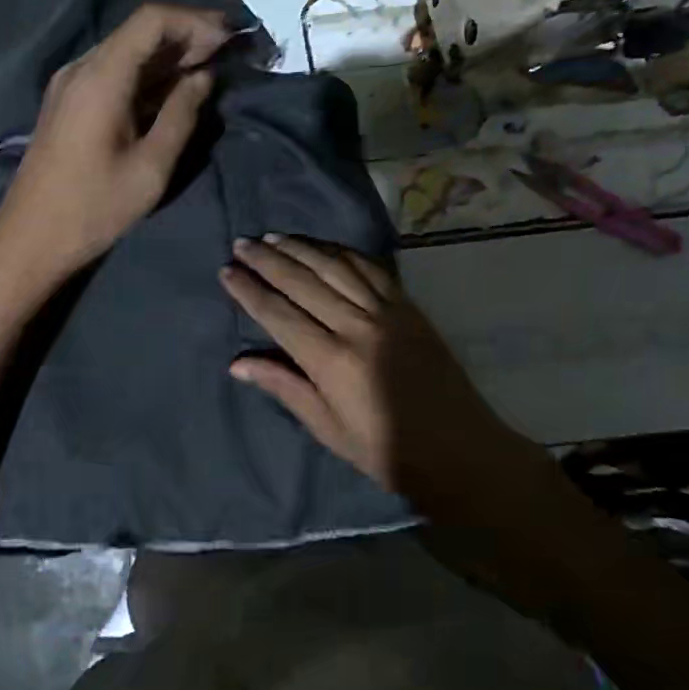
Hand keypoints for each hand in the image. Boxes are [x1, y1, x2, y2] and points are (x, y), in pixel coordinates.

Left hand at [0, 4, 230, 275]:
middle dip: (187, 35)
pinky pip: (115, 73)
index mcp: (101, 77)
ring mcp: (71, 84)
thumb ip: (182, 114)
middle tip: (228, 51)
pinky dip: (148, 74)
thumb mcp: (151, 166)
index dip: (195, 21)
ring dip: (169, 55)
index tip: (229, 38)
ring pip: (128, 51)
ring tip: (210, 67)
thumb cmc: (93, 207)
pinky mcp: (70, 102)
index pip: (152, 20)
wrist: (30, 239)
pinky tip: (175, 89)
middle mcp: (82, 68)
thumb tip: (204, 77)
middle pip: (139, 31)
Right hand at [220, 235, 513, 494]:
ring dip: (301, 248)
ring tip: (273, 237)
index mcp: (333, 362)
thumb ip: (285, 387)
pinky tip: (323, 246)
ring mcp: (387, 311)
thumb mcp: (329, 429)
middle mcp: (357, 326)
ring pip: (335, 266)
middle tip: (241, 244)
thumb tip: (237, 363)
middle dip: (268, 260)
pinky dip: (342, 252)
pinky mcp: (408, 306)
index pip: (279, 315)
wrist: (462, 451)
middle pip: (303, 281)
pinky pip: (370, 268)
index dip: (249, 291)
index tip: (226, 271)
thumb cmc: (386, 451)